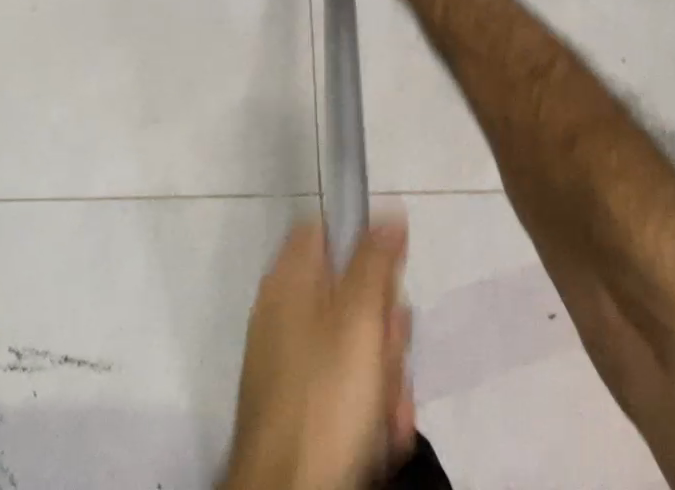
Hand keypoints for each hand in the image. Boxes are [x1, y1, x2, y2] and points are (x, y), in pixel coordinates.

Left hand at [221, 219, 415, 489]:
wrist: (289, 486)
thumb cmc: (324, 396)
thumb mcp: (358, 320)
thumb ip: (375, 262)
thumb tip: (389, 211)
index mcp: (289, 280)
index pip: (324, 231)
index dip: (363, 246)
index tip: (389, 278)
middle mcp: (284, 311)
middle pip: (350, 295)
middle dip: (384, 330)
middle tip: (387, 358)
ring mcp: (290, 357)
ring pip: (358, 346)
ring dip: (384, 377)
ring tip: (382, 410)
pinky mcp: (300, 400)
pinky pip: (348, 386)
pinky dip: (369, 407)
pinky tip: (376, 432)